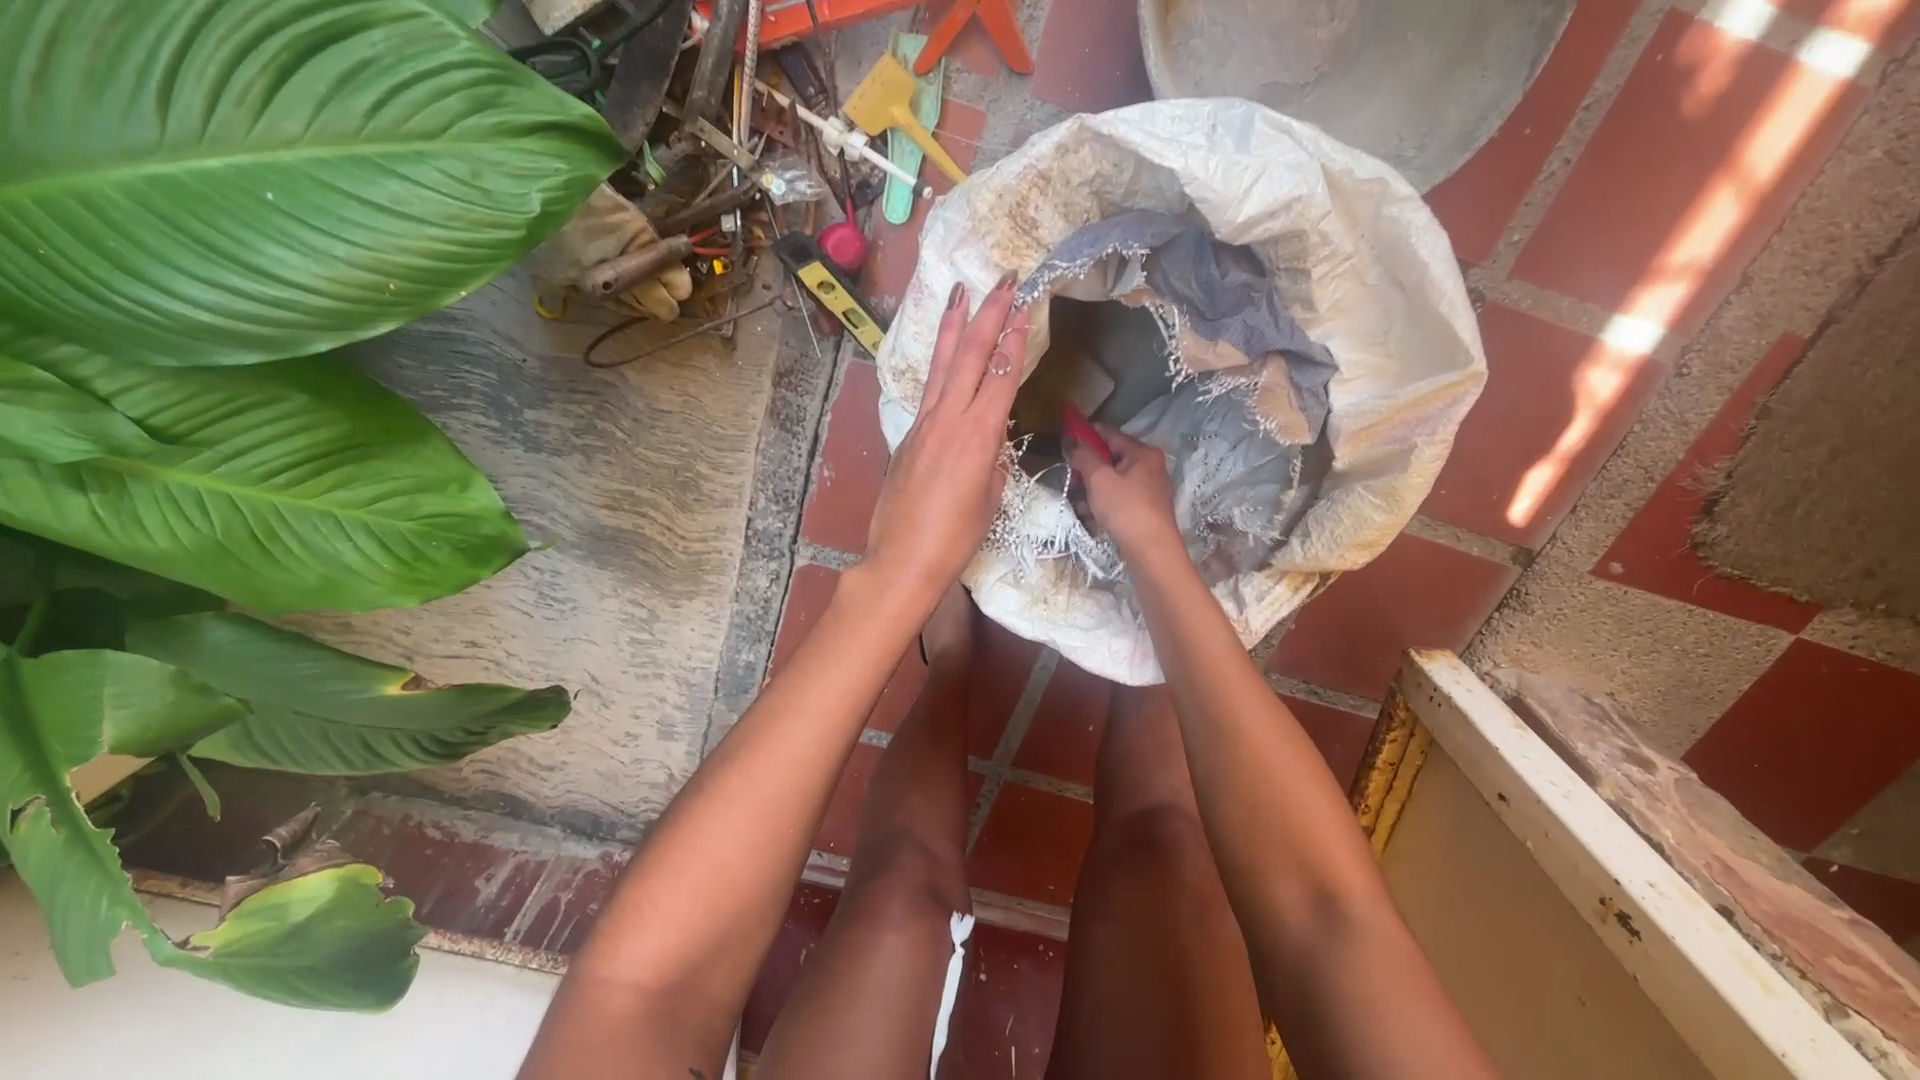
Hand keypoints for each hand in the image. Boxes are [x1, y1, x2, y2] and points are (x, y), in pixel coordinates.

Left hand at [865, 272, 1029, 602]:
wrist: (903, 559)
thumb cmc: (955, 539)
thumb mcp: (988, 499)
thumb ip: (992, 463)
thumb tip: (990, 446)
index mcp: (977, 435)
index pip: (1001, 373)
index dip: (1015, 336)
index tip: (1025, 303)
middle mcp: (948, 419)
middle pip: (971, 355)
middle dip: (988, 313)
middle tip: (1003, 279)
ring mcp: (924, 424)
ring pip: (942, 364)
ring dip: (955, 325)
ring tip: (961, 291)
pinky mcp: (909, 436)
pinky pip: (929, 390)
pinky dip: (941, 363)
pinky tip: (946, 353)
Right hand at [1063, 425, 1181, 559]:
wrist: (1151, 551)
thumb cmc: (1125, 509)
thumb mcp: (1099, 479)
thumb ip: (1084, 457)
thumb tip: (1072, 441)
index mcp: (1143, 453)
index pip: (1111, 434)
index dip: (1088, 433)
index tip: (1067, 435)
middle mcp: (1150, 467)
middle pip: (1112, 459)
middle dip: (1089, 468)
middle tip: (1071, 475)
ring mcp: (1150, 490)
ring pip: (1114, 481)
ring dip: (1094, 489)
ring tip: (1079, 501)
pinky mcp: (1146, 511)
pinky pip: (1119, 499)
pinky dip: (1104, 504)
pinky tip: (1091, 516)